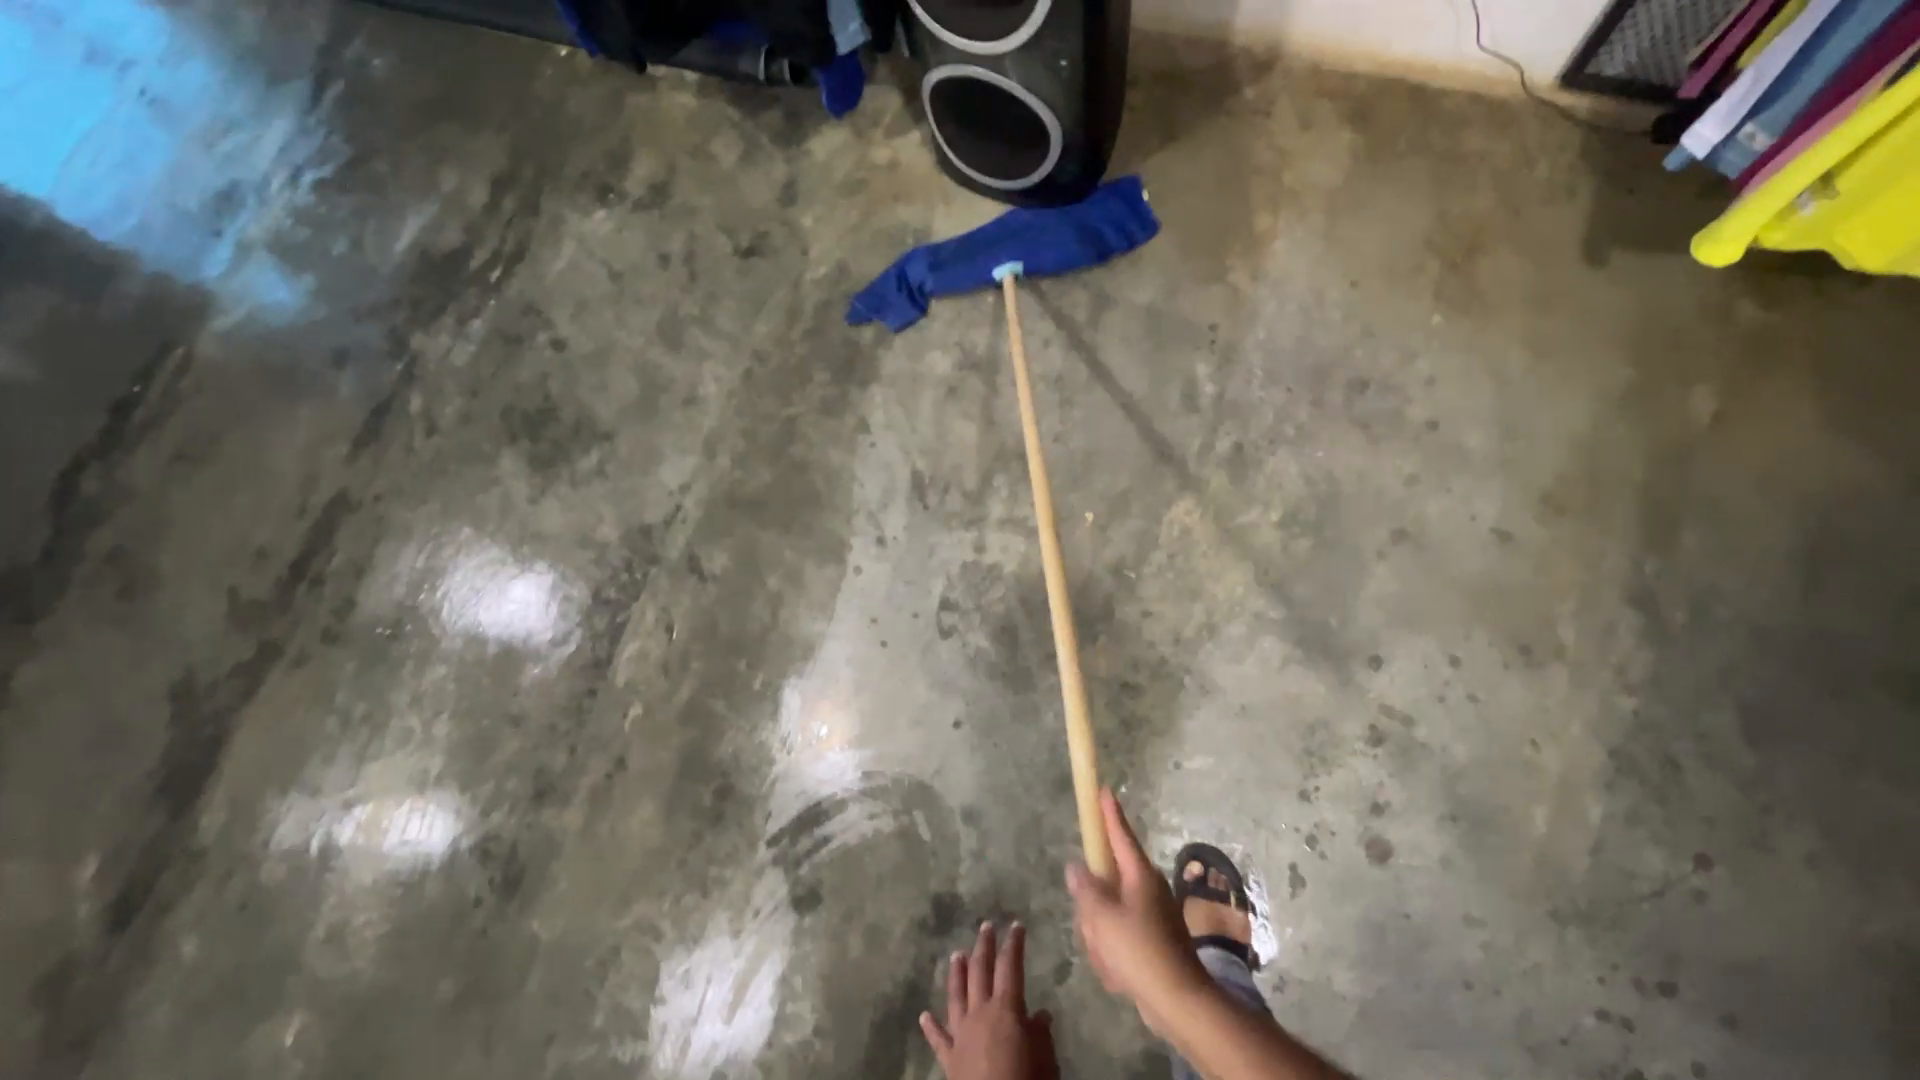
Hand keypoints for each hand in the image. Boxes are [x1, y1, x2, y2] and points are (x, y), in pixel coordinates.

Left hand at [920, 921, 1058, 1079]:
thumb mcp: (1045, 1061)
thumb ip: (1041, 1036)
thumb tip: (1039, 1015)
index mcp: (1006, 1009)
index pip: (1010, 967)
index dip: (1013, 944)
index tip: (1016, 924)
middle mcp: (979, 1014)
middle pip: (980, 972)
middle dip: (984, 947)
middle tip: (985, 926)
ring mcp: (960, 1036)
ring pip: (956, 996)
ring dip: (956, 974)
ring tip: (955, 953)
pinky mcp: (949, 1060)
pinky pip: (939, 1038)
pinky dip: (931, 1026)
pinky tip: (924, 1015)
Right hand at [1065, 788, 1208, 1030]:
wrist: (1178, 1001)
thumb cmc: (1140, 951)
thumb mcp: (1102, 918)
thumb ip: (1086, 890)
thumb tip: (1077, 866)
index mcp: (1139, 876)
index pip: (1120, 835)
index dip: (1109, 814)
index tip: (1104, 790)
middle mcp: (1147, 890)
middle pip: (1104, 884)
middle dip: (1091, 910)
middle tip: (1093, 930)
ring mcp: (1150, 916)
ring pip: (1106, 916)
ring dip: (1099, 938)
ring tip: (1109, 960)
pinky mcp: (1150, 942)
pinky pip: (1117, 939)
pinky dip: (1111, 956)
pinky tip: (1118, 975)